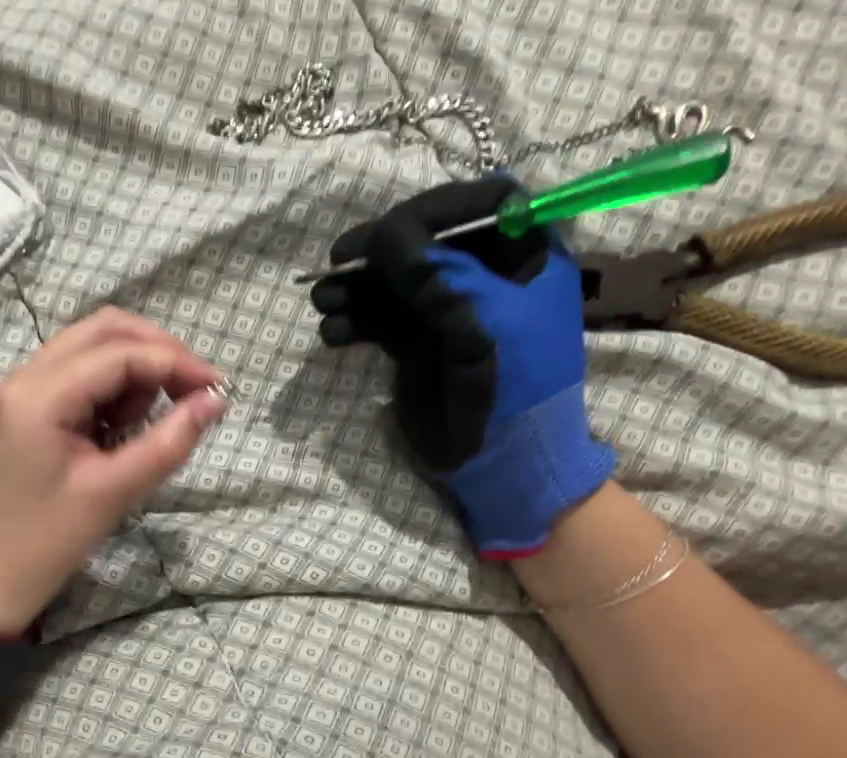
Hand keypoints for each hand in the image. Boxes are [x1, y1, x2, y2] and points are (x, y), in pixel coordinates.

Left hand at [0, 308, 228, 634]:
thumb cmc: (49, 540)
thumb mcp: (114, 492)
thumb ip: (168, 443)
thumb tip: (216, 402)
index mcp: (39, 395)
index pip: (120, 352)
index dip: (176, 363)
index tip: (219, 389)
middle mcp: (27, 376)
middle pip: (105, 329)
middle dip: (158, 353)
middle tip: (194, 392)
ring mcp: (25, 387)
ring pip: (94, 345)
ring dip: (136, 370)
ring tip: (147, 424)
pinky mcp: (32, 405)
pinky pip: (83, 372)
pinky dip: (115, 387)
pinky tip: (123, 428)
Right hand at [310, 175, 613, 558]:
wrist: (503, 463)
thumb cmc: (512, 385)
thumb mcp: (480, 319)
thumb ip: (433, 271)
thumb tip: (381, 233)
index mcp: (523, 260)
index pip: (483, 205)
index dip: (434, 209)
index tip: (390, 227)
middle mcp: (484, 277)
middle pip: (425, 241)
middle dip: (378, 252)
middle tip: (338, 262)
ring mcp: (446, 311)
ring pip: (393, 281)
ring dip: (354, 287)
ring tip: (323, 302)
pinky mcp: (415, 345)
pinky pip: (377, 319)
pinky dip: (352, 321)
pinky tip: (333, 334)